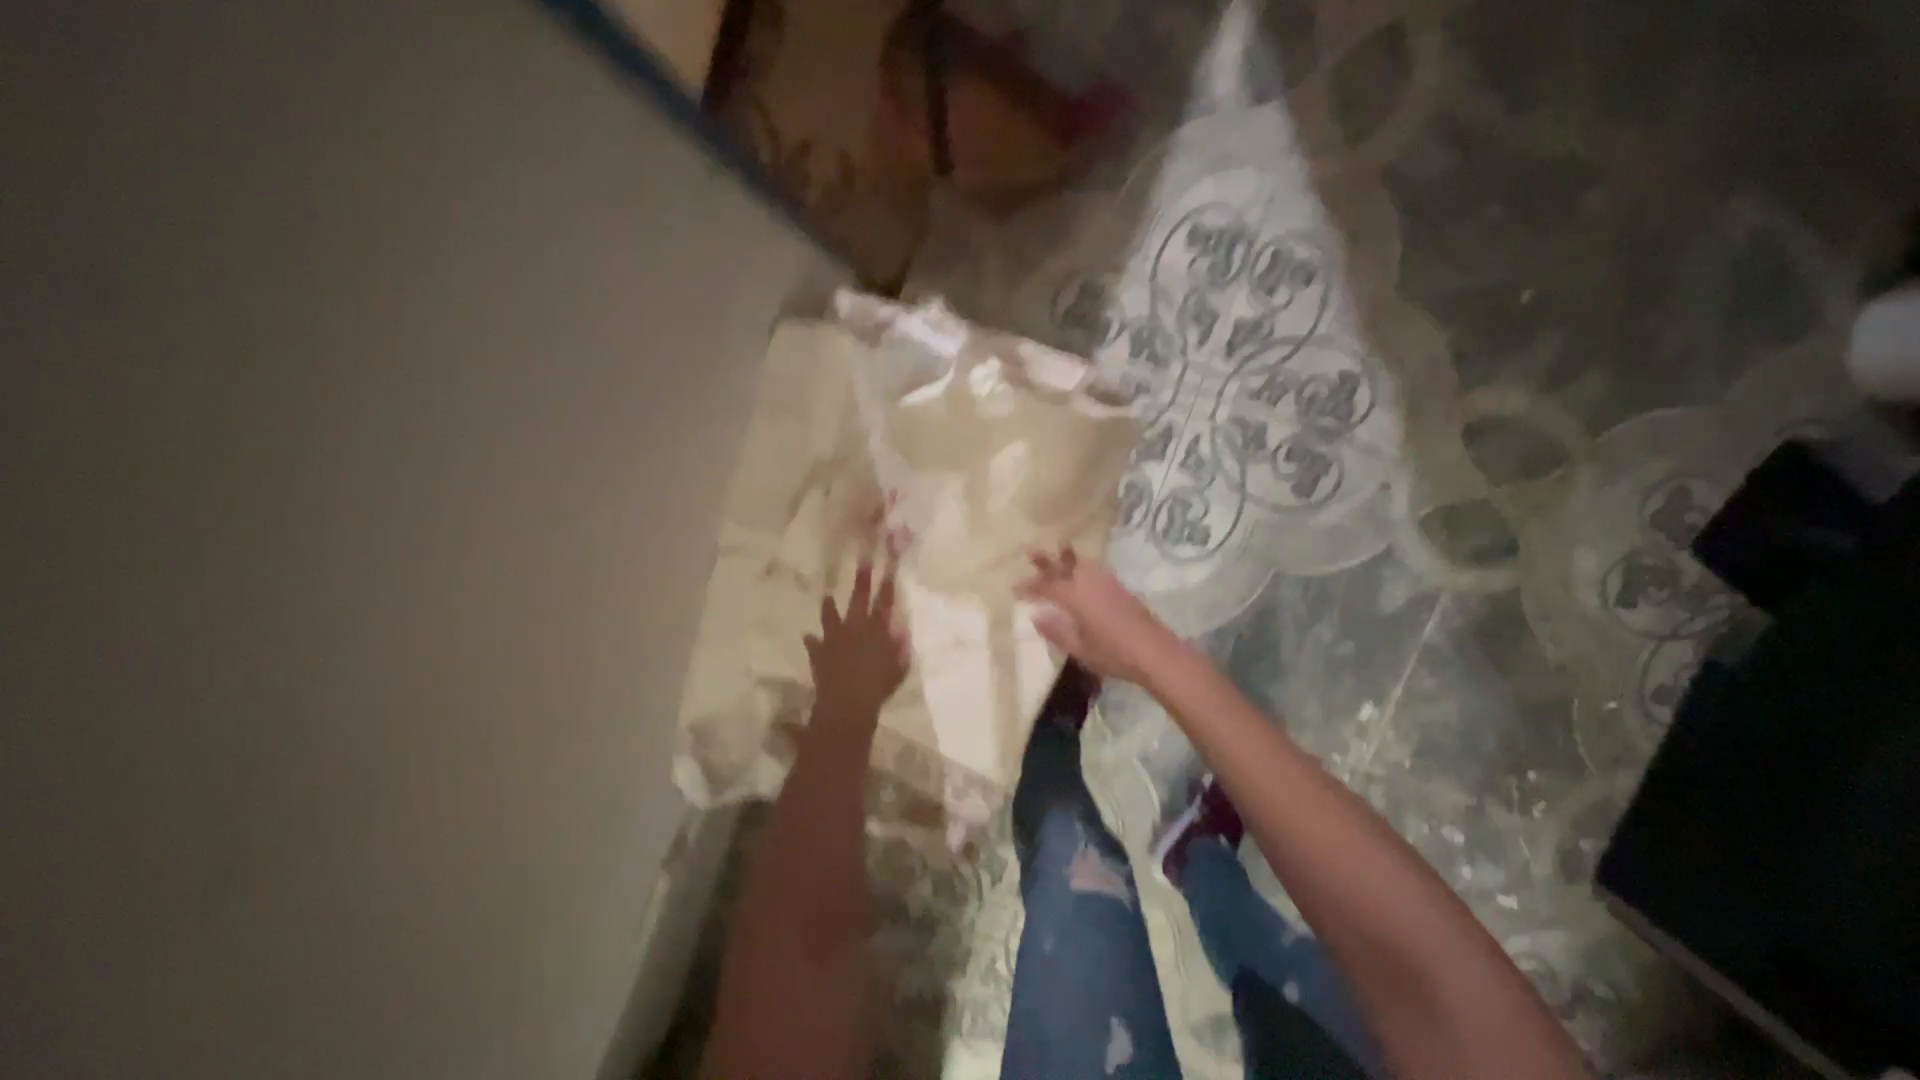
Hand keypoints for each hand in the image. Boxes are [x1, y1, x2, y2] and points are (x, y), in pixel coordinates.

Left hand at [806, 559, 909, 728]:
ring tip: (827, 596)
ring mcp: (834, 637)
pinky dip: (812, 640)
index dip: (887, 581)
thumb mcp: (898, 669)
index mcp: (877, 629)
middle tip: (862, 560)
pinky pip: (813, 642)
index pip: (885, 600)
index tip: (889, 562)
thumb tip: (901, 631)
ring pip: (830, 615)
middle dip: (862, 579)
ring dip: (829, 606)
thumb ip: (900, 648)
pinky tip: (809, 637)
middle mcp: (855, 627)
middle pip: (859, 598)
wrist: (846, 703)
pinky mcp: (818, 651)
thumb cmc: (878, 687)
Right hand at [1016, 546, 1178, 685]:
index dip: (1030, 586)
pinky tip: (1081, 575)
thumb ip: (1056, 631)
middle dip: (1046, 561)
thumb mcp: (1078, 647)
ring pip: (1081, 564)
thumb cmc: (1112, 652)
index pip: (1047, 586)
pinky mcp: (1120, 588)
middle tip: (1030, 550)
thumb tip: (1036, 616)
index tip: (1015, 588)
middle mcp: (1089, 582)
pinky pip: (1093, 570)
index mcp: (1075, 595)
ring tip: (1057, 553)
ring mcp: (1107, 583)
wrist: (1154, 651)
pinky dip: (1081, 567)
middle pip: (1064, 566)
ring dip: (1066, 560)